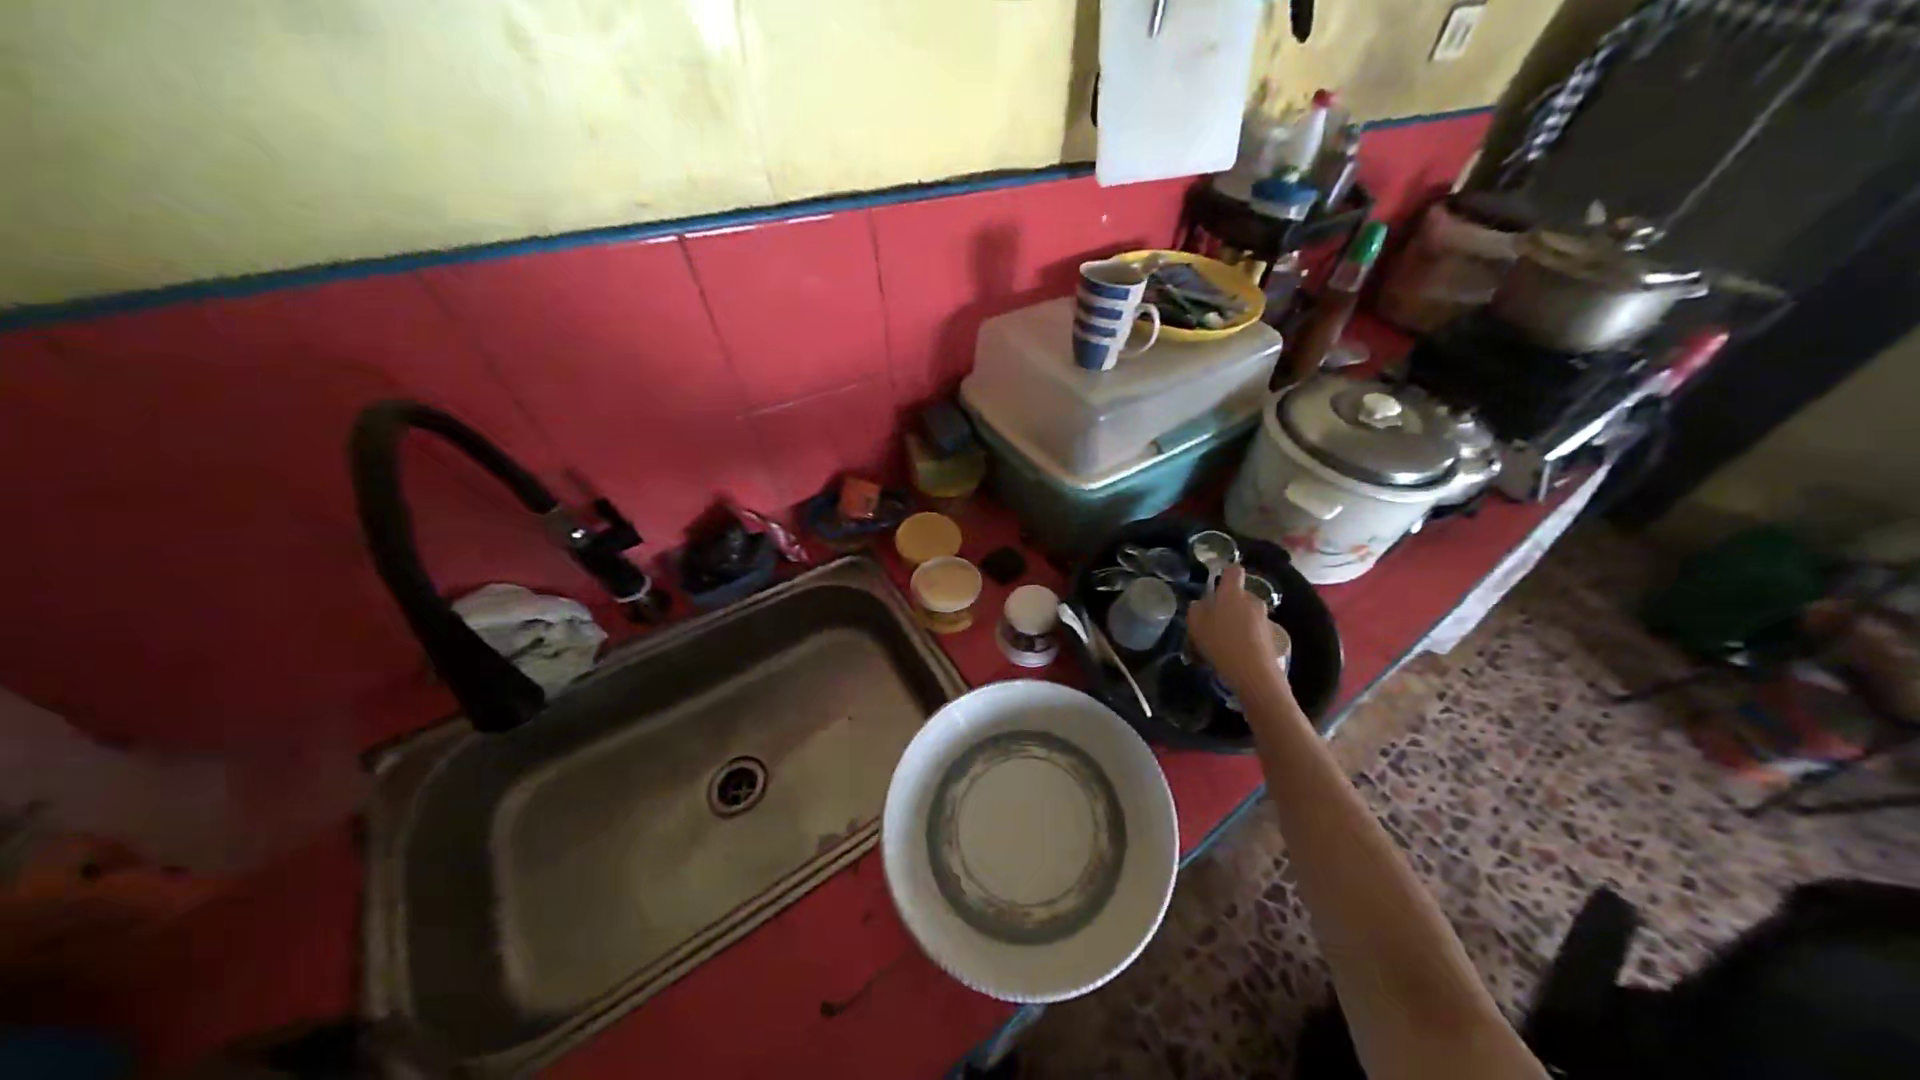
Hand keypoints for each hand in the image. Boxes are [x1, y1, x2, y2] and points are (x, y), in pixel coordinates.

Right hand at [1186, 565, 1293, 704]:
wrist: (1253, 672)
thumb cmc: (1220, 642)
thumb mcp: (1195, 625)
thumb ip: (1196, 609)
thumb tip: (1201, 604)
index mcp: (1232, 593)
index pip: (1234, 570)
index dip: (1226, 574)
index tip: (1217, 584)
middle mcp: (1252, 600)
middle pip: (1239, 595)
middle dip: (1228, 604)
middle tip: (1214, 622)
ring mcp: (1265, 618)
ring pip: (1247, 614)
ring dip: (1237, 622)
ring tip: (1223, 642)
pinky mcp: (1272, 636)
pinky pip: (1254, 630)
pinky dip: (1246, 637)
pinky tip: (1235, 653)